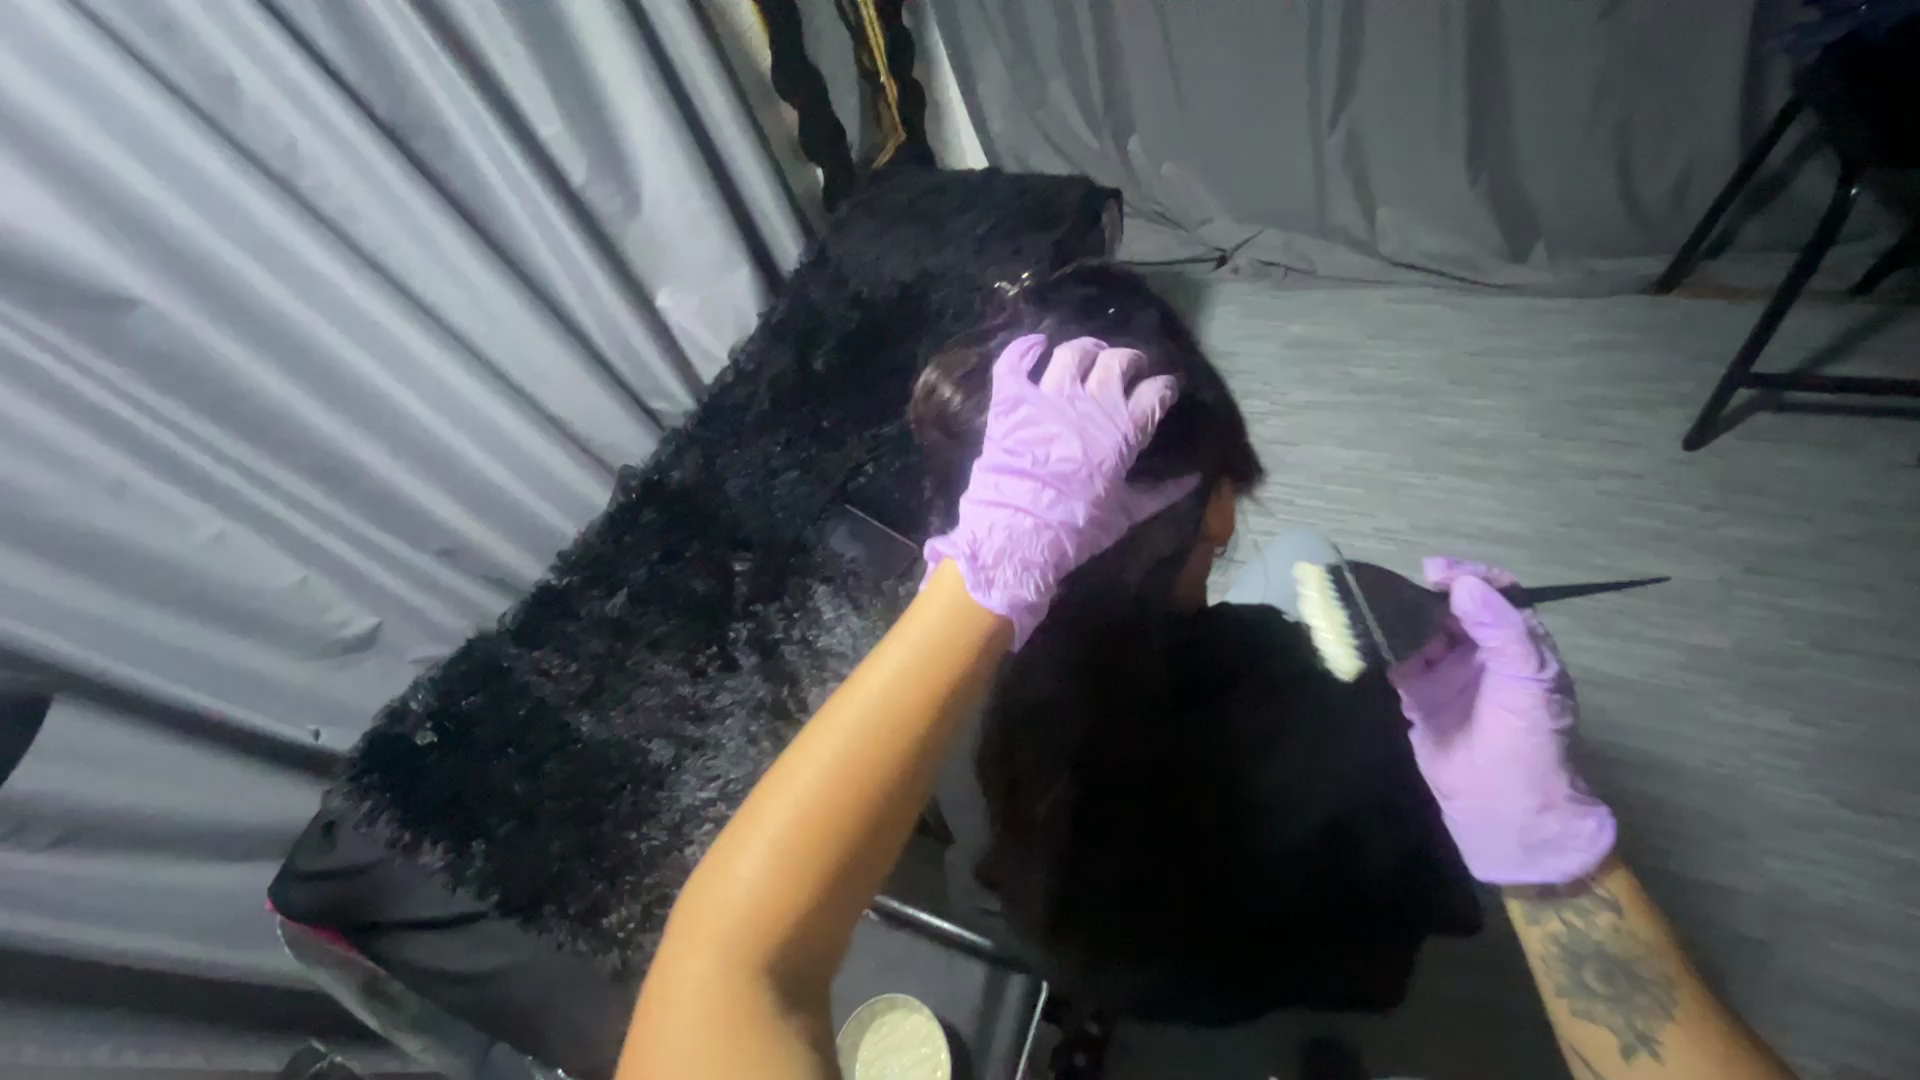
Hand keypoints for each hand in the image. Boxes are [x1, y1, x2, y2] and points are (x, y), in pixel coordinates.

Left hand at [922, 335, 1196, 648]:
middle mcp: (1090, 402)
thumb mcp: (1126, 513)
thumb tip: (1192, 480)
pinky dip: (1024, 348)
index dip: (1164, 387)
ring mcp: (1048, 397)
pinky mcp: (1011, 401)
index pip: (1156, 393)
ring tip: (1091, 352)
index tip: (1166, 388)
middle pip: (1117, 361)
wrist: (1018, 533)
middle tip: (1131, 367)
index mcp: (1124, 429)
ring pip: (1072, 354)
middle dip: (1130, 359)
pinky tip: (1035, 343)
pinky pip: (1015, 363)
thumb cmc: (1077, 528)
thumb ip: (1160, 493)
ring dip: (1086, 348)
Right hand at [1387, 558, 1615, 885]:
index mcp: (1519, 645)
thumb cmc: (1528, 742)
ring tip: (1376, 609)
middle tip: (1395, 589)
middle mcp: (1482, 653)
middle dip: (1426, 594)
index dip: (1470, 576)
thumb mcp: (1527, 681)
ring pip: (1420, 630)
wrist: (1502, 805)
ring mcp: (1447, 673)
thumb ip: (1500, 631)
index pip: (1497, 594)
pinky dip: (1382, 646)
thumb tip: (1463, 584)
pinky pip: (1397, 659)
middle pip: (1452, 608)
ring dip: (1400, 618)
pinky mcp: (1416, 693)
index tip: (1436, 572)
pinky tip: (1367, 636)